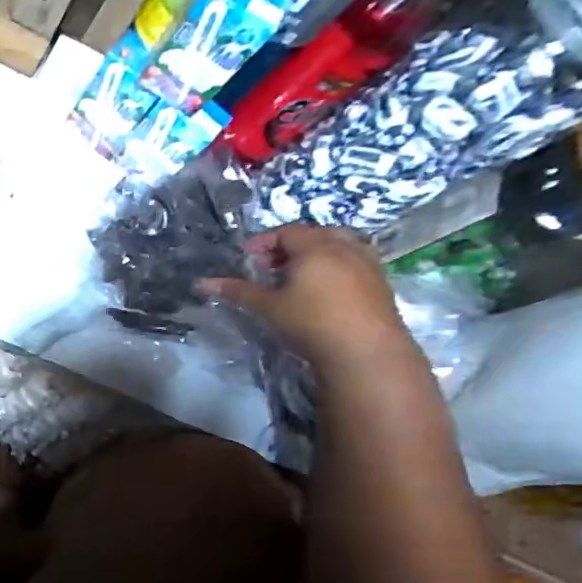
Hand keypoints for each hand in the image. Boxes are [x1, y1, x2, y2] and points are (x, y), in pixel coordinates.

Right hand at [197, 223, 413, 370]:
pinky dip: (333, 267)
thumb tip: (201, 283)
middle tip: (270, 267)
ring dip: (313, 256)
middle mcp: (343, 246)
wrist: (364, 350)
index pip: (285, 232)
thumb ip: (237, 291)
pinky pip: (352, 262)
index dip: (263, 241)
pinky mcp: (379, 281)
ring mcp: (366, 262)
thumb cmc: (309, 322)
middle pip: (312, 235)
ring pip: (336, 246)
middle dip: (288, 247)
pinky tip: (323, 290)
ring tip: (297, 278)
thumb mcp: (267, 307)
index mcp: (314, 247)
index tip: (247, 257)